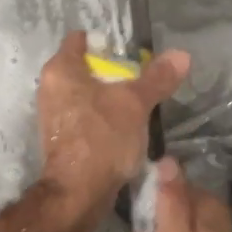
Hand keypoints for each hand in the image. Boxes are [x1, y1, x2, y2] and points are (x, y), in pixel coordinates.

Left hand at [37, 32, 187, 206]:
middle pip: (84, 66)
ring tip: (135, 105)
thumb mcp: (135, 104)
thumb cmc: (102, 138)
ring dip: (107, 97)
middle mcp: (49, 86)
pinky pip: (82, 115)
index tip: (130, 55)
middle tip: (140, 81)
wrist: (78, 192)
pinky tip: (121, 128)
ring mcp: (52, 112)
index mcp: (60, 69)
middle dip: (112, 72)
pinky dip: (100, 116)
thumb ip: (157, 78)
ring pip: (84, 93)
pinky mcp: (59, 136)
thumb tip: (181, 55)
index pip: (81, 39)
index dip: (106, 42)